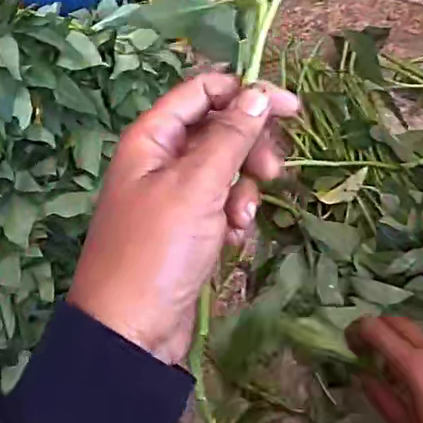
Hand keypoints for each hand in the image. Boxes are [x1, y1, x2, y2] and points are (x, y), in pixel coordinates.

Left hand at [69, 74, 300, 364]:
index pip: (202, 91)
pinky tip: (232, 239)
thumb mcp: (196, 186)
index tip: (291, 110)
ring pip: (225, 168)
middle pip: (218, 128)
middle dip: (249, 148)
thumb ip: (229, 136)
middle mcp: (160, 157)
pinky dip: (233, 215)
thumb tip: (257, 93)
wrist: (131, 331)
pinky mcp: (187, 225)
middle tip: (272, 172)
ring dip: (243, 188)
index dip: (246, 93)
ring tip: (240, 219)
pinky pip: (221, 202)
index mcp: (152, 136)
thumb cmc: (157, 249)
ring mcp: (173, 192)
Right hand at [349, 316, 422, 422]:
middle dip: (378, 329)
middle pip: (399, 322)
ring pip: (421, 335)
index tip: (349, 346)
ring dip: (401, 342)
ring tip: (395, 370)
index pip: (376, 329)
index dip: (356, 331)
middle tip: (367, 351)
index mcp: (417, 367)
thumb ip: (382, 398)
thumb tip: (363, 375)